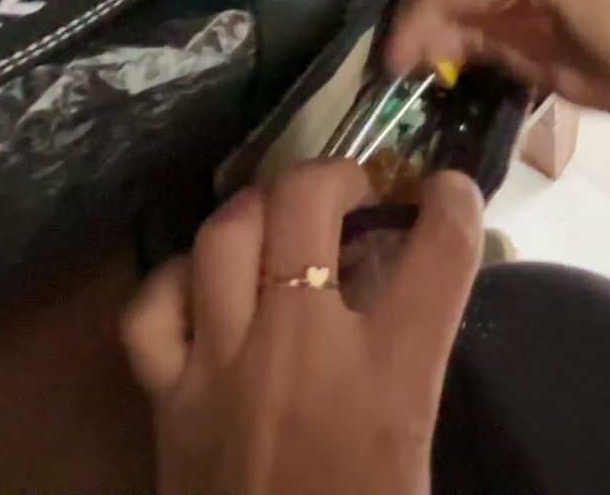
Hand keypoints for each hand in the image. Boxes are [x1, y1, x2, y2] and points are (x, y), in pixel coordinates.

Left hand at [121, 162, 484, 494]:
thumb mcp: (413, 435)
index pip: (440, 250)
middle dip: (336, 174)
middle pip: (308, 203)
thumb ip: (417, 349)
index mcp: (389, 376)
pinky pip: (155, 306)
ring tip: (280, 218)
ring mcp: (223, 365)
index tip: (449, 188)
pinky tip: (204, 284)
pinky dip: (178, 279)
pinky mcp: (168, 398)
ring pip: (227, 232)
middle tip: (351, 193)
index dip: (455, 200)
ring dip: (259, 209)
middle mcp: (303, 347)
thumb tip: (410, 278)